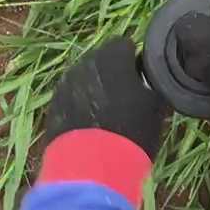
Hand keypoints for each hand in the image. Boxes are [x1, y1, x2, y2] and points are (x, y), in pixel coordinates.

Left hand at [44, 37, 166, 157]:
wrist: (94, 164)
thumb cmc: (132, 131)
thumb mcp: (155, 105)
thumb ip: (151, 83)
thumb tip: (149, 77)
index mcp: (113, 56)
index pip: (125, 45)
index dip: (133, 60)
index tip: (140, 78)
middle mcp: (86, 62)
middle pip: (101, 58)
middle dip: (112, 71)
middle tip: (125, 94)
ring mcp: (66, 82)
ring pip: (84, 77)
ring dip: (95, 87)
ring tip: (106, 111)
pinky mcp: (53, 103)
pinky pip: (71, 95)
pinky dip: (80, 103)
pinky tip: (90, 123)